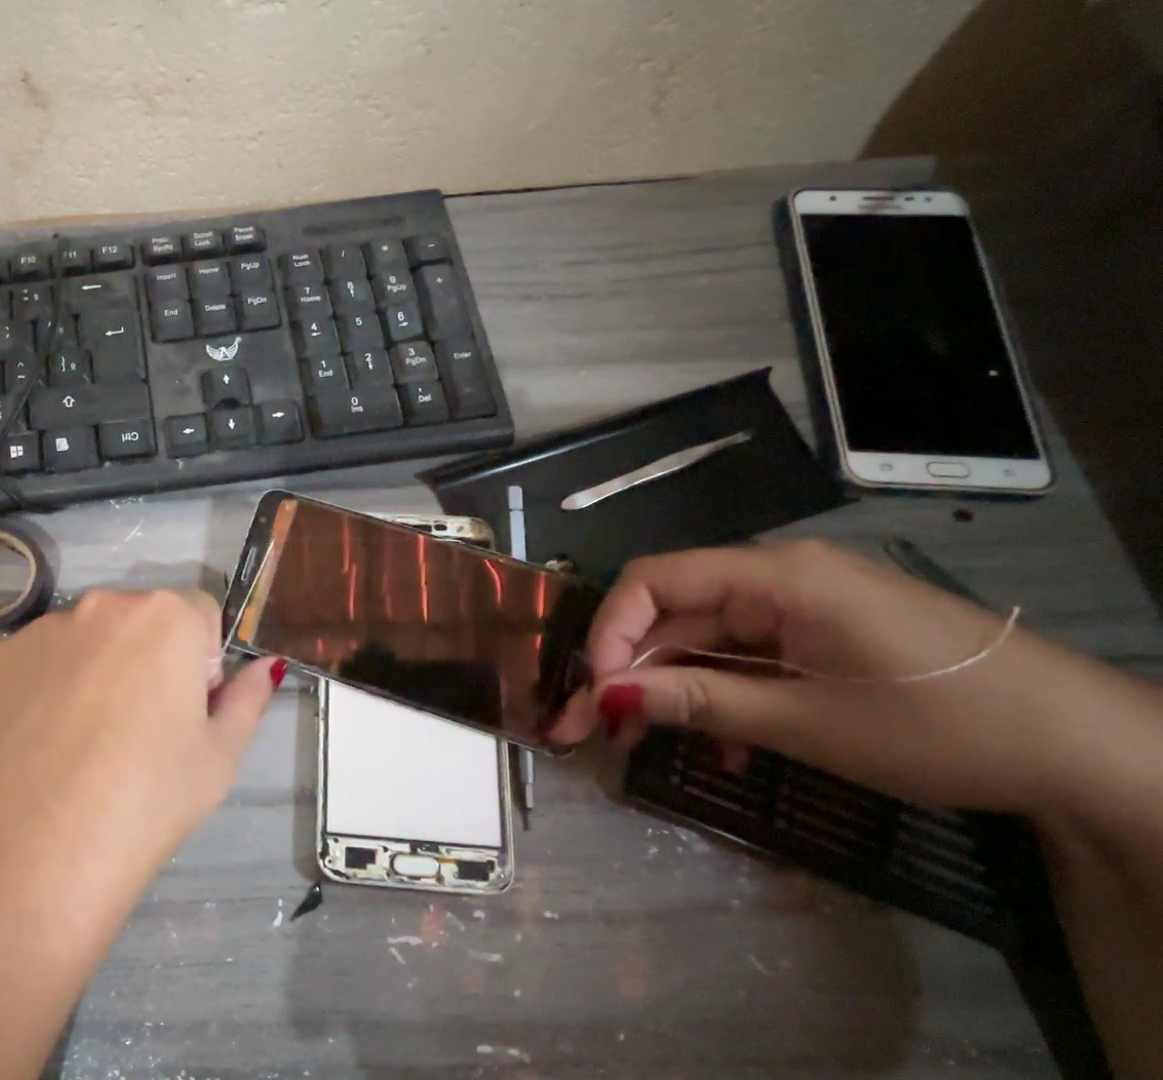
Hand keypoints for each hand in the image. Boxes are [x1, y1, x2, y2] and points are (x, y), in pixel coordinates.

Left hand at [0, 592, 280, 1079]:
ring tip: (79, 750)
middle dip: (146, 662)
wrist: (30, 855)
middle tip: (137, 736)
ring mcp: (36, 632)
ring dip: (91, 674)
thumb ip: (248, 700)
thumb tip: (268, 667)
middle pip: (137, 622)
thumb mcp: (219, 759)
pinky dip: (39, 693)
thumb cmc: (146, 803)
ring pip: (81, 642)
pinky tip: (37, 751)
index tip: (185, 714)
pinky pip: (30, 666)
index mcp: (166, 618)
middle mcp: (99, 606)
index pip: (198, 615)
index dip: (200, 663)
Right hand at [547, 540, 1117, 815]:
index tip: (597, 693)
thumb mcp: (804, 721)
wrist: (1081, 748)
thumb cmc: (940, 724)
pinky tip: (726, 744)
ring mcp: (802, 607)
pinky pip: (748, 657)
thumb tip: (605, 697)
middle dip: (629, 672)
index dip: (612, 631)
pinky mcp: (822, 635)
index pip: (654, 580)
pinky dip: (724, 696)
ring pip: (706, 640)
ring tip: (647, 747)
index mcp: (777, 576)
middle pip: (674, 614)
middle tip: (591, 733)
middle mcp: (779, 578)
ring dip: (675, 692)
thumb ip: (696, 701)